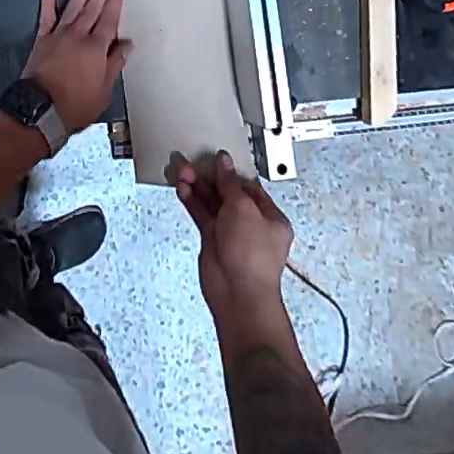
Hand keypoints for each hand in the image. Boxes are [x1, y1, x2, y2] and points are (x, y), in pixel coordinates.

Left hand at [21, 0, 132, 131]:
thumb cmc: (76, 104)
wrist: (40, 110)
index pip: (110, 18)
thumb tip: (126, 45)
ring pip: (74, 4)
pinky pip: (46, 14)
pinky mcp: (42, 39)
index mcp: (97, 47)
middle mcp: (79, 35)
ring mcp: (59, 34)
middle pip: (94, 5)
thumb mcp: (104, 89)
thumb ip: (114, 63)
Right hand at [171, 150, 293, 333]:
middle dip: (210, 178)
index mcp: (271, 217)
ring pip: (212, 203)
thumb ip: (230, 184)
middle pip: (228, 193)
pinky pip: (202, 216)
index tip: (217, 159)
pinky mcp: (213, 242)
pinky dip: (192, 201)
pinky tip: (183, 188)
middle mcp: (251, 225)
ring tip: (183, 170)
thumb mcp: (244, 208)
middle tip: (194, 162)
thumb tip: (224, 164)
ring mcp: (231, 234)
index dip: (232, 172)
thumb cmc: (252, 259)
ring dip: (198, 187)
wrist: (237, 293)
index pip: (249, 186)